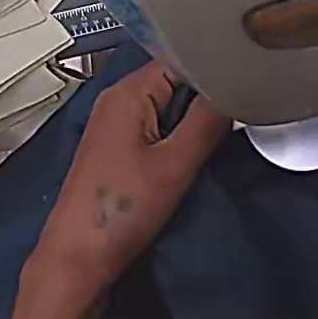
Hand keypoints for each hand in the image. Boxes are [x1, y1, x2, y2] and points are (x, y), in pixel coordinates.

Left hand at [31, 61, 228, 293]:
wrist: (76, 260)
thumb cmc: (120, 210)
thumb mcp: (175, 164)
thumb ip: (208, 120)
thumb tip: (233, 87)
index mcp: (127, 92)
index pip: (181, 59)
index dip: (213, 71)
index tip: (241, 87)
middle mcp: (117, 99)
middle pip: (174, 80)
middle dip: (204, 98)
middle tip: (232, 118)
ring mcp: (115, 123)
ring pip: (167, 105)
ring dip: (190, 120)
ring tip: (212, 139)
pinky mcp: (116, 147)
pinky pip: (155, 125)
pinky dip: (175, 136)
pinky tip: (188, 155)